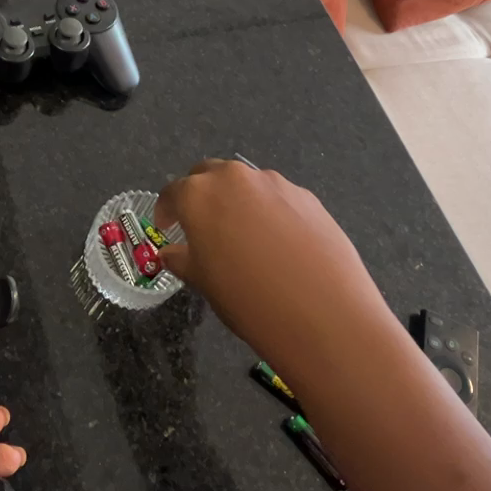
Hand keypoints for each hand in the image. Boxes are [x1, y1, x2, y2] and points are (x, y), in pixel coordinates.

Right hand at [152, 158, 392, 359]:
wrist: (325, 315)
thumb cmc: (248, 299)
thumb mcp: (203, 283)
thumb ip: (182, 259)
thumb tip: (172, 252)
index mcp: (198, 195)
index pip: (172, 193)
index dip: (165, 211)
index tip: (166, 227)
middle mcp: (234, 178)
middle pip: (208, 175)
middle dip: (201, 195)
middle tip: (203, 226)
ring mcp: (274, 184)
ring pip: (246, 184)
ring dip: (237, 201)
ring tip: (245, 237)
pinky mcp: (307, 197)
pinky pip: (277, 198)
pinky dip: (270, 212)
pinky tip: (280, 245)